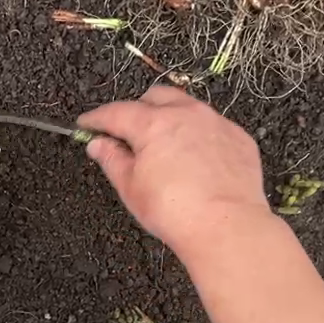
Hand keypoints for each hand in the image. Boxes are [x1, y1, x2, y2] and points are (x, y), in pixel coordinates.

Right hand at [78, 86, 268, 250]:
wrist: (225, 225)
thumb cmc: (174, 210)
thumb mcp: (130, 187)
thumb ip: (112, 159)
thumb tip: (98, 145)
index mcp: (154, 124)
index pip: (117, 112)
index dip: (97, 118)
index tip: (86, 124)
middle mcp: (187, 114)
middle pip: (155, 97)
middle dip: (136, 109)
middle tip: (125, 133)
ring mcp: (215, 123)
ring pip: (186, 107)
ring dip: (168, 118)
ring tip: (160, 146)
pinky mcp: (237, 137)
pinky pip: (210, 125)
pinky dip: (195, 134)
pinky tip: (190, 160)